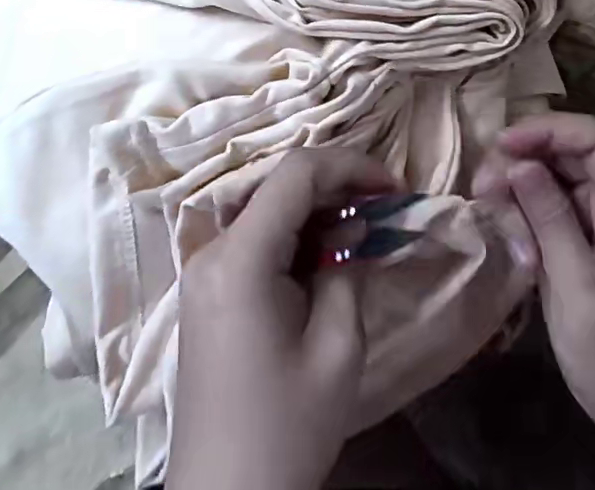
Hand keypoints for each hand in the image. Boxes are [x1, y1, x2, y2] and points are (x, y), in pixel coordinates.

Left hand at [168, 148, 398, 489]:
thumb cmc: (286, 428)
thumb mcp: (337, 349)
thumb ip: (346, 270)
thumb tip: (352, 228)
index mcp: (239, 258)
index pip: (294, 174)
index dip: (348, 165)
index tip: (392, 185)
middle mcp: (211, 249)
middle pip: (275, 186)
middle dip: (333, 184)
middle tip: (383, 205)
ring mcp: (202, 268)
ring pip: (263, 208)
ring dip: (313, 208)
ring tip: (360, 225)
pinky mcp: (206, 288)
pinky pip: (251, 238)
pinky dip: (291, 233)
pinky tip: (322, 251)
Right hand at [474, 114, 594, 489]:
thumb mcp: (582, 294)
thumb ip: (552, 222)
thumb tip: (519, 163)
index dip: (548, 131)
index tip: (501, 145)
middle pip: (568, 153)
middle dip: (522, 158)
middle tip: (483, 185)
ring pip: (551, 176)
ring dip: (515, 185)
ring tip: (490, 210)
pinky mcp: (580, 241)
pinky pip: (545, 206)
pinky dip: (519, 209)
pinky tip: (504, 228)